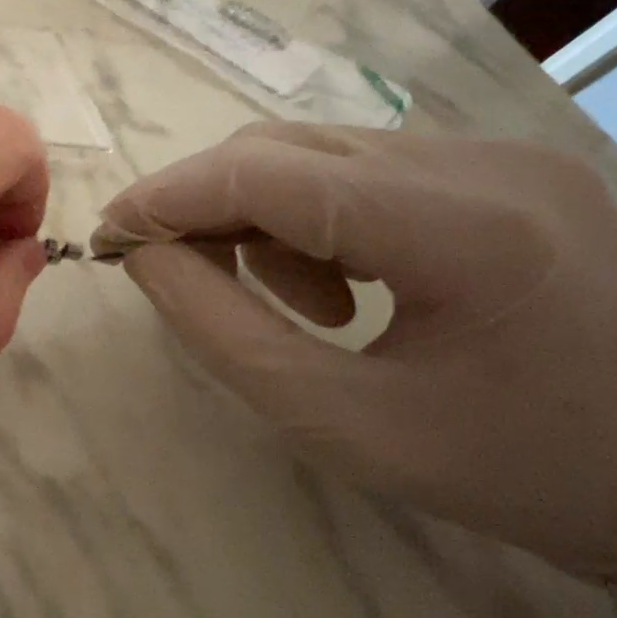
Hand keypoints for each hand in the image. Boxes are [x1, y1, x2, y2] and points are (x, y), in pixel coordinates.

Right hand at [92, 122, 616, 599]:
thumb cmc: (510, 469)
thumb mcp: (336, 422)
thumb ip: (216, 328)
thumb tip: (140, 253)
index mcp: (466, 232)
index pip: (267, 174)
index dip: (167, 197)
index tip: (106, 238)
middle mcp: (486, 164)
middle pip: (280, 148)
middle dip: (206, 206)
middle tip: (178, 276)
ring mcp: (501, 155)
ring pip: (309, 151)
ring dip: (260, 215)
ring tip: (295, 302)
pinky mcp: (500, 164)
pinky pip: (355, 165)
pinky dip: (310, 214)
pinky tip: (341, 281)